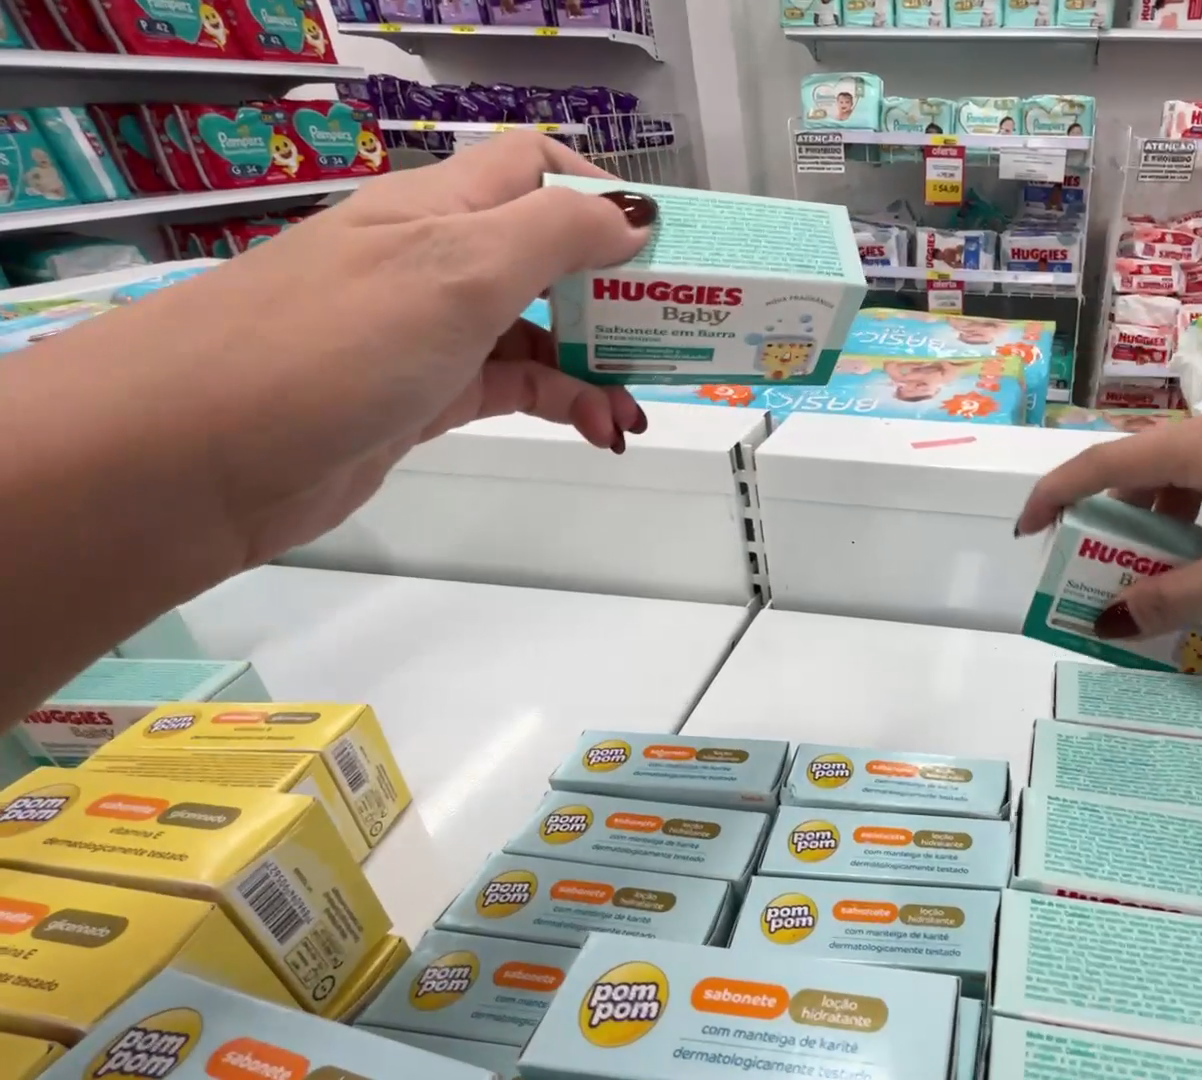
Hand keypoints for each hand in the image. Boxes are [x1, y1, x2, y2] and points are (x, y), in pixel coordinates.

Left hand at [108, 133, 655, 564]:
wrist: (198, 458)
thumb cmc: (332, 344)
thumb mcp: (458, 270)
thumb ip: (555, 233)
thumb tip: (634, 215)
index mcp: (445, 211)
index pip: (536, 169)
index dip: (601, 194)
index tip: (660, 247)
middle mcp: (443, 261)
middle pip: (555, 259)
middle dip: (620, 298)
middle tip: (673, 338)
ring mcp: (439, 331)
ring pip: (547, 334)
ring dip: (602, 369)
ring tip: (635, 415)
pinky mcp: (436, 392)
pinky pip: (524, 387)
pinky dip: (568, 405)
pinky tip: (599, 432)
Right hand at [1014, 387, 1201, 638]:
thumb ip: (1169, 599)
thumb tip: (1107, 622)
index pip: (1112, 460)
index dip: (1058, 495)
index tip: (1027, 530)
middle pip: (1152, 470)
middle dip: (1119, 523)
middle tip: (1101, 573)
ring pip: (1194, 480)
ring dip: (1167, 530)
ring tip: (1163, 582)